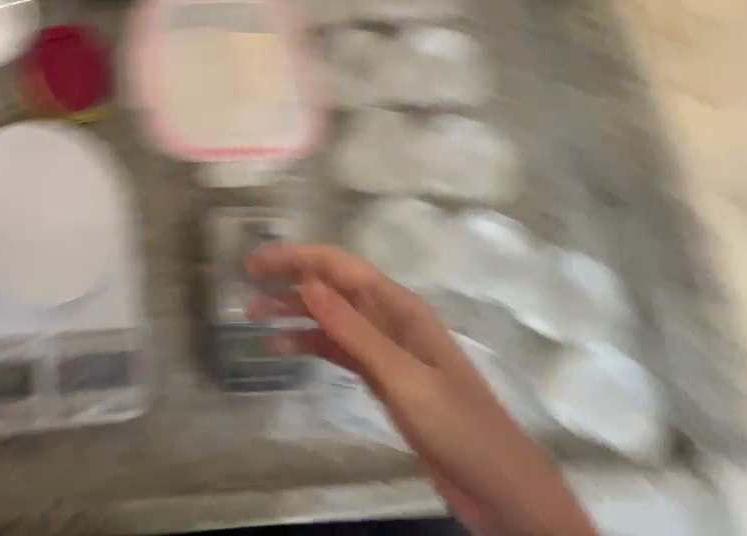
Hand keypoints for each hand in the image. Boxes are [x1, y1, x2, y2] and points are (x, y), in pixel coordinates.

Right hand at [246, 243, 596, 535]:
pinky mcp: (384, 379)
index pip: (339, 266)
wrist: (501, 489)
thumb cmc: (458, 426)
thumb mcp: (403, 376)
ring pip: (330, 318)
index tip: (255, 262)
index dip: (296, 257)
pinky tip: (280, 348)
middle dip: (289, 279)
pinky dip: (308, 344)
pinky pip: (337, 349)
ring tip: (252, 316)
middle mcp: (390, 320)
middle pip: (331, 286)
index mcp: (400, 308)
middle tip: (245, 284)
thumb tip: (306, 281)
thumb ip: (354, 329)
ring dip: (293, 312)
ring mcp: (387, 350)